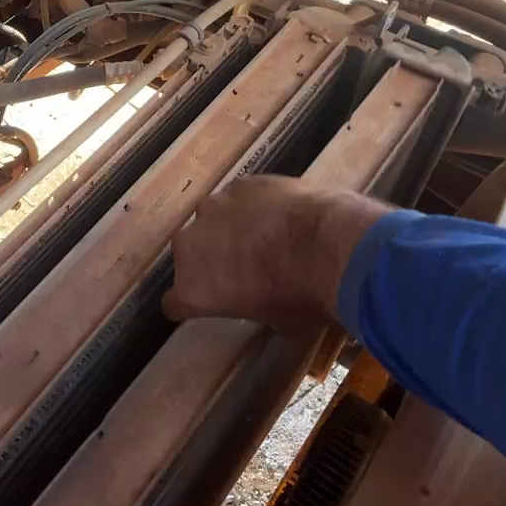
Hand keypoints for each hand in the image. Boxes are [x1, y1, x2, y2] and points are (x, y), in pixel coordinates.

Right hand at [166, 176, 392, 332]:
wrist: (330, 245)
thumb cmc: (302, 295)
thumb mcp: (278, 321)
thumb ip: (255, 308)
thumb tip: (266, 301)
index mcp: (193, 289)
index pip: (175, 303)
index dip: (191, 305)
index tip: (208, 305)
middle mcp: (190, 246)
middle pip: (191, 255)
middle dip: (210, 260)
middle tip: (242, 268)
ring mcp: (212, 208)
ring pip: (213, 220)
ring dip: (229, 228)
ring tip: (264, 235)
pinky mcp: (239, 183)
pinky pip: (240, 198)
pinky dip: (253, 205)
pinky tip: (280, 213)